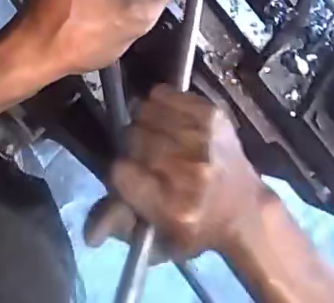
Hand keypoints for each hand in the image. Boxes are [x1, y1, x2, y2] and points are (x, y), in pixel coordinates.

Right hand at [85, 85, 274, 259]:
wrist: (245, 209)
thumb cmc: (196, 228)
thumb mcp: (158, 240)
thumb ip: (121, 226)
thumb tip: (89, 233)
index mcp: (173, 208)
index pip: (120, 172)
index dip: (121, 172)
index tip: (131, 177)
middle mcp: (189, 171)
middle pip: (133, 138)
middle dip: (133, 146)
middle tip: (144, 155)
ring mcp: (202, 138)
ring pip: (146, 112)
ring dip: (145, 122)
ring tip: (155, 135)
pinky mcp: (211, 113)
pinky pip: (166, 92)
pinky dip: (159, 102)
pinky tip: (167, 117)